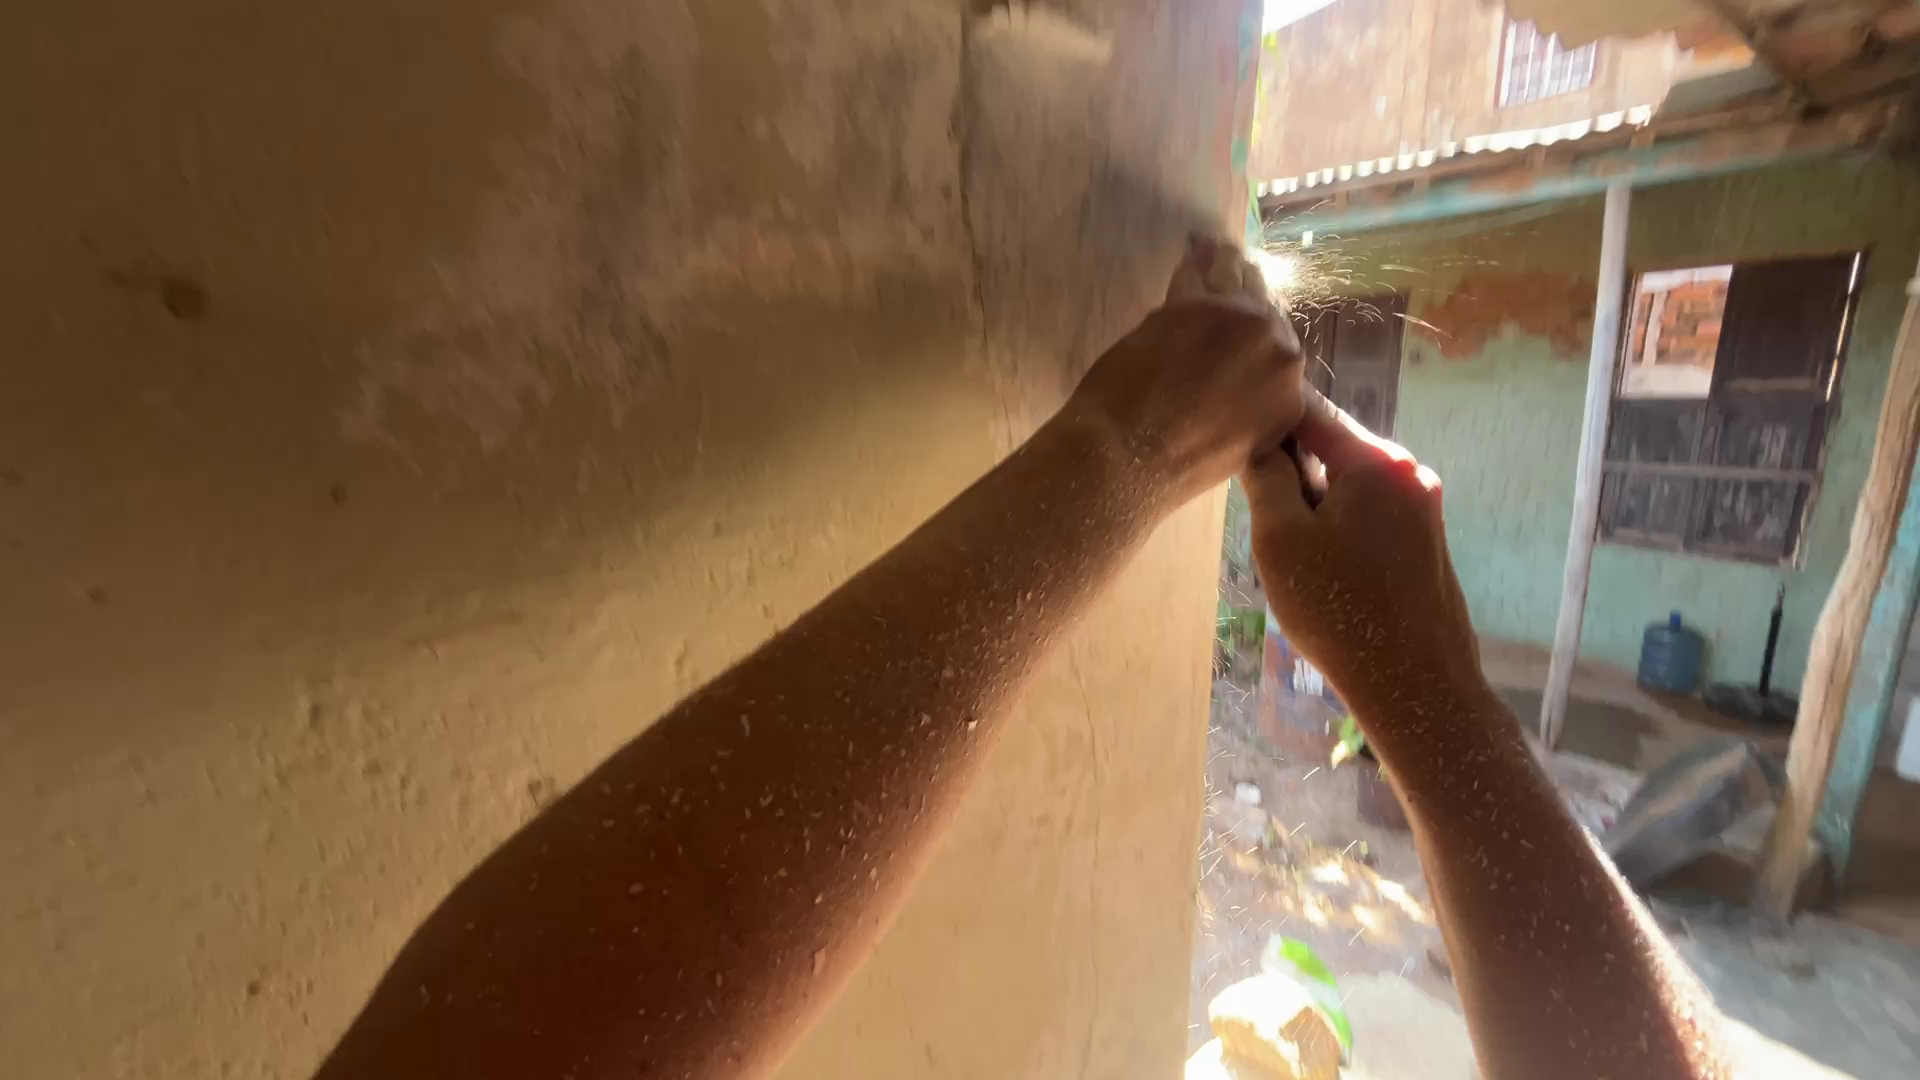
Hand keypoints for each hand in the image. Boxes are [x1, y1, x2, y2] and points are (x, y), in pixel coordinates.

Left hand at [1060, 239, 1304, 503]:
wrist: (1123, 458)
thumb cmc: (1171, 469)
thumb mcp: (1234, 449)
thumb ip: (1251, 410)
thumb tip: (1242, 386)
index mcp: (1288, 395)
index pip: (1279, 352)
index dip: (1257, 336)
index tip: (1246, 325)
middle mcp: (1274, 351)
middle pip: (1262, 310)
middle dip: (1245, 297)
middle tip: (1234, 275)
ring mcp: (1235, 322)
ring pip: (1233, 282)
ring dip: (1224, 267)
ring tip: (1217, 251)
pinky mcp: (1192, 305)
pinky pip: (1197, 273)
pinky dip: (1194, 262)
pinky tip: (1195, 250)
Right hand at [1240, 401, 1480, 717]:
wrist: (1411, 684)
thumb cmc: (1336, 606)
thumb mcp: (1280, 537)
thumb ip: (1266, 477)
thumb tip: (1262, 444)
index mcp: (1377, 462)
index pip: (1313, 413)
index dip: (1269, 421)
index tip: (1236, 442)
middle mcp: (1409, 475)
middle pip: (1331, 452)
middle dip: (1291, 476)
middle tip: (1263, 522)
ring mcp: (1423, 511)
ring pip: (1346, 488)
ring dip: (1311, 508)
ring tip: (1291, 557)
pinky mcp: (1424, 545)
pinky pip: (1366, 517)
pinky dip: (1335, 530)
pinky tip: (1322, 575)